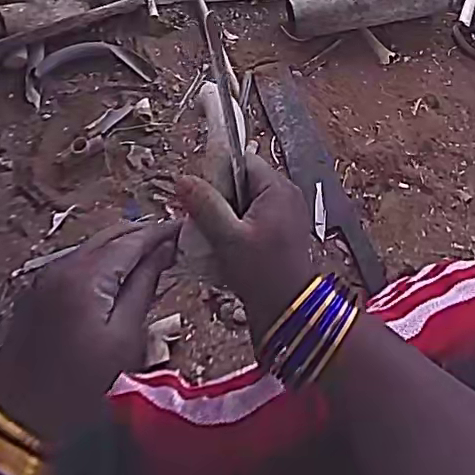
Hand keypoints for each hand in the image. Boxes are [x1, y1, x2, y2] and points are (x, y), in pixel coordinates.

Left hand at [0, 220, 178, 441]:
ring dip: (121, 246)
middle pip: (110, 235)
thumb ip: (144, 286)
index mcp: (85, 274)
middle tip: (171, 240)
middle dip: (142, 234)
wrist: (18, 425)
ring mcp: (46, 277)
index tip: (183, 229)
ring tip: (150, 255)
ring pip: (93, 246)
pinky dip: (102, 260)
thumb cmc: (79, 388)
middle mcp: (63, 265)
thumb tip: (164, 252)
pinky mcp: (37, 292)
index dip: (160, 233)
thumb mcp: (123, 339)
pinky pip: (77, 262)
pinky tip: (118, 274)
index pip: (131, 239)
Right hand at [177, 157, 319, 340]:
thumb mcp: (228, 238)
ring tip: (215, 233)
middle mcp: (286, 194)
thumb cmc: (263, 274)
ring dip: (228, 212)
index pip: (243, 160)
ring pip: (247, 199)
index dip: (219, 171)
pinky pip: (256, 216)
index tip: (202, 192)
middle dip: (222, 196)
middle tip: (205, 217)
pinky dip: (240, 225)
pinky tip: (228, 244)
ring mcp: (287, 212)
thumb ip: (205, 205)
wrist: (291, 314)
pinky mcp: (284, 230)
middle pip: (244, 180)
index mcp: (278, 188)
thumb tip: (183, 179)